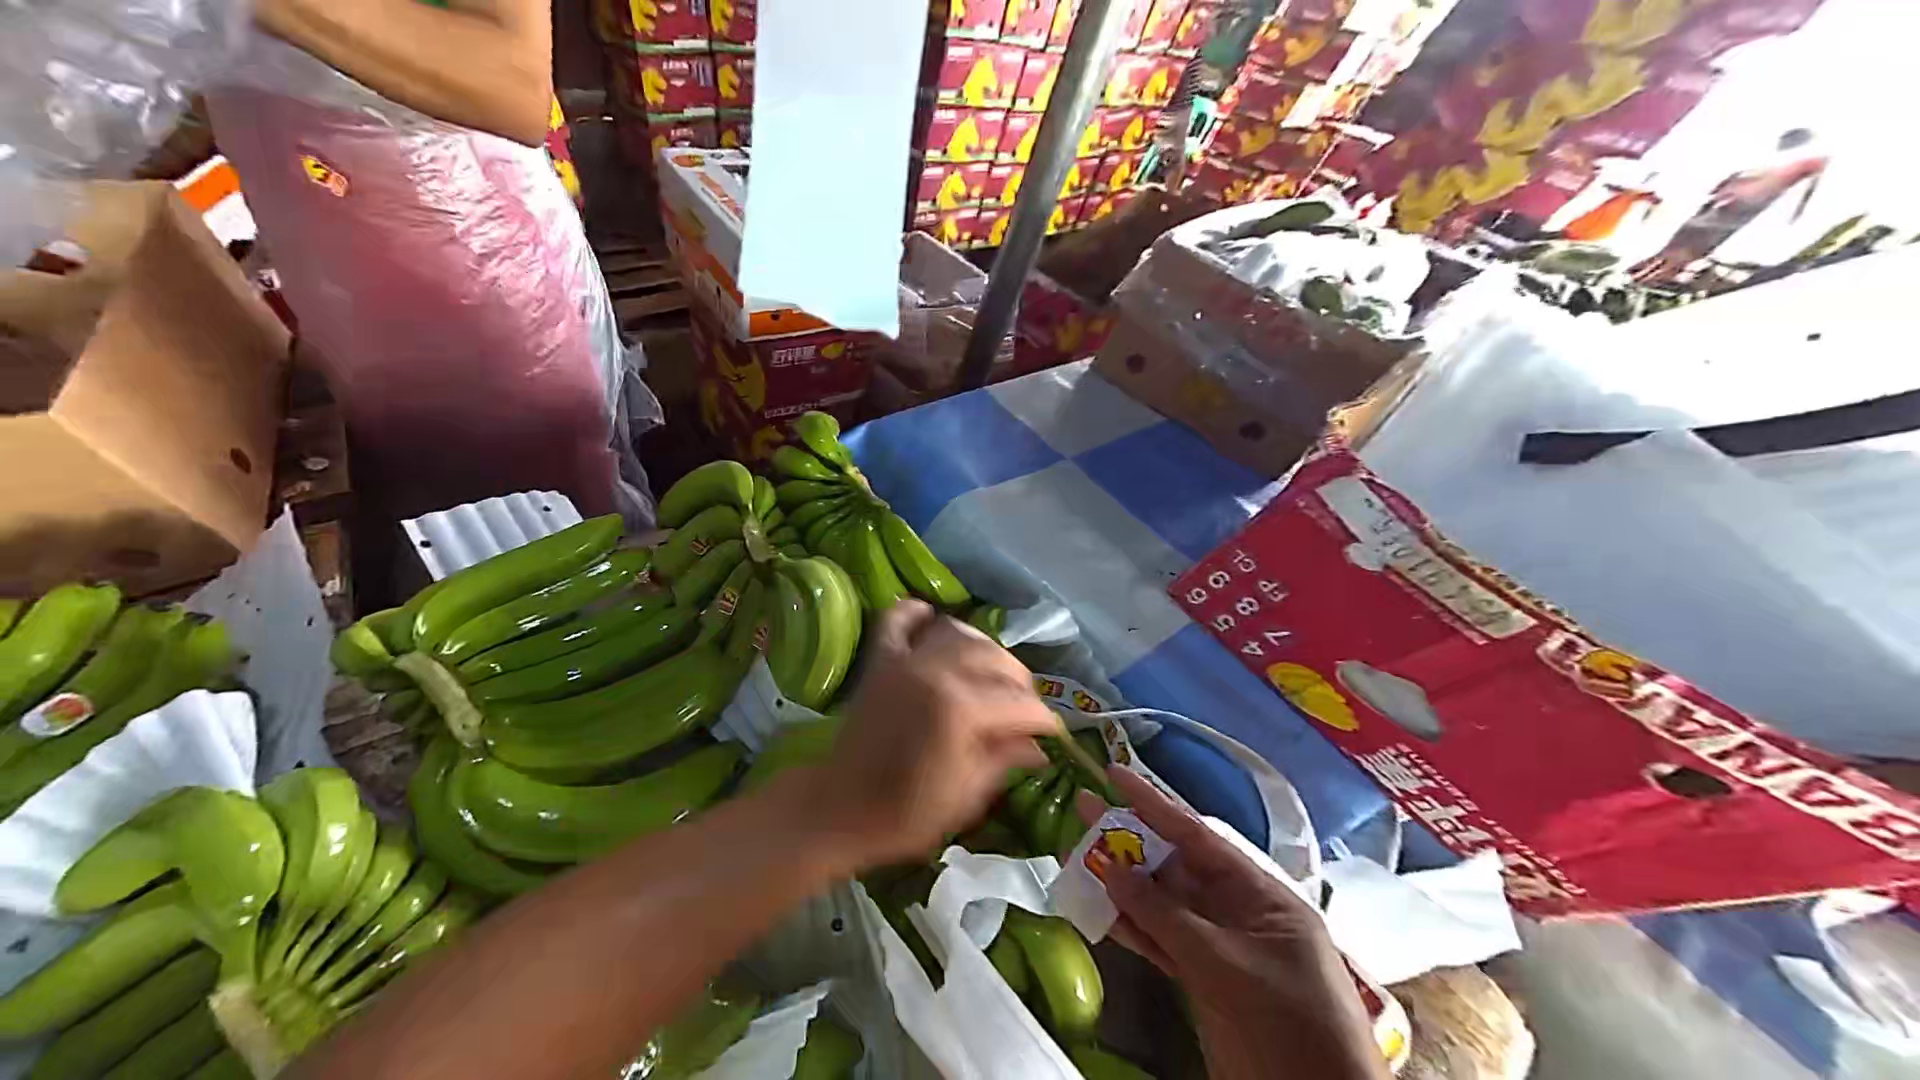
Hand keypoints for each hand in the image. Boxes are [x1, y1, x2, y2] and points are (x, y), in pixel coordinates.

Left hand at [809, 600, 1056, 866]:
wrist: (838, 810)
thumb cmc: (905, 814)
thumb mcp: (966, 797)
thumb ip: (1004, 759)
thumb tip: (1038, 745)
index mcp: (961, 709)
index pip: (1021, 703)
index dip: (1043, 720)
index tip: (1051, 735)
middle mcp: (937, 671)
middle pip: (997, 660)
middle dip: (1020, 684)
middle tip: (1023, 709)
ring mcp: (906, 660)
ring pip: (960, 632)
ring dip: (983, 649)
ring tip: (989, 675)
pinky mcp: (881, 660)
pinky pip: (899, 619)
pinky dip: (918, 614)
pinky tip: (933, 621)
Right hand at [1078, 769, 1389, 1079]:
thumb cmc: (1291, 1025)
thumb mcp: (1228, 965)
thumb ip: (1166, 917)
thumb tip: (1113, 870)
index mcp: (1258, 893)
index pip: (1198, 836)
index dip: (1153, 803)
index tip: (1116, 774)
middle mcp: (1235, 910)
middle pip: (1173, 865)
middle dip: (1129, 839)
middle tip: (1083, 809)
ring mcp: (1217, 945)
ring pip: (1160, 904)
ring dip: (1120, 884)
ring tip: (1076, 858)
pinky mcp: (1202, 979)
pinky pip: (1159, 941)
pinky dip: (1130, 928)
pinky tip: (1098, 911)